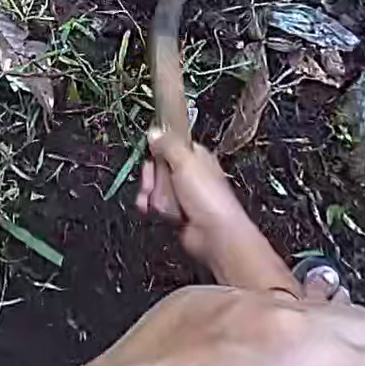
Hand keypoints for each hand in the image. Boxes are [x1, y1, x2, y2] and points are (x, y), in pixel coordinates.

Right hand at [137, 130, 245, 256]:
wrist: (215, 234)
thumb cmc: (206, 194)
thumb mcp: (186, 161)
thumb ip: (168, 144)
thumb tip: (154, 131)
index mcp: (195, 155)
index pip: (168, 145)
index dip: (156, 151)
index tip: (150, 156)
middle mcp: (188, 172)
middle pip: (157, 166)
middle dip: (150, 176)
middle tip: (150, 184)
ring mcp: (182, 192)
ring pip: (154, 185)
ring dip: (150, 193)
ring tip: (154, 202)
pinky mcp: (175, 210)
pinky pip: (156, 202)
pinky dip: (150, 205)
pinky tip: (149, 209)